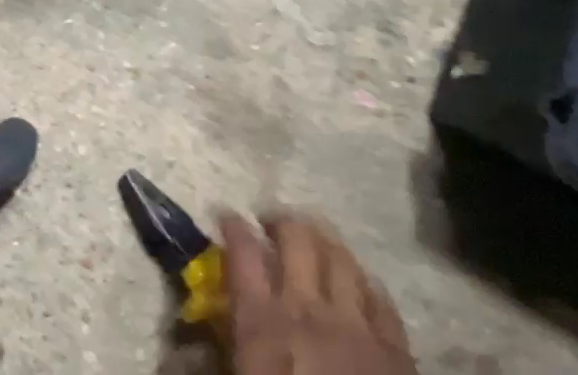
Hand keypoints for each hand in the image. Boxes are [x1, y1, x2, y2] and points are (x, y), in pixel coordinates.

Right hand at [221, 212, 417, 374]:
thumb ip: (209, 362)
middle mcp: (307, 309)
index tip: (225, 217)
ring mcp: (357, 326)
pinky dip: (363, 280)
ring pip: (341, 256)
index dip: (232, 224)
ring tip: (311, 239)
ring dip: (322, 239)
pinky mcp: (396, 350)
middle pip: (296, 238)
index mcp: (262, 322)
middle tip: (268, 223)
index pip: (242, 250)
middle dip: (280, 220)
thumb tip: (182, 351)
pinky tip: (356, 283)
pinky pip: (379, 296)